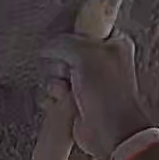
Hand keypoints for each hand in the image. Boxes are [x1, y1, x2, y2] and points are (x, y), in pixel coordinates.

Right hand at [44, 32, 157, 158]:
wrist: (110, 132)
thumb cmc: (108, 92)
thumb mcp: (86, 54)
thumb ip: (63, 42)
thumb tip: (46, 47)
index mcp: (111, 42)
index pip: (82, 27)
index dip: (71, 35)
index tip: (68, 45)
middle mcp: (98, 59)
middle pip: (62, 50)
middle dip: (60, 63)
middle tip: (71, 73)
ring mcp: (84, 80)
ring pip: (53, 70)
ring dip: (55, 82)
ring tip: (68, 91)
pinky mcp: (72, 98)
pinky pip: (50, 90)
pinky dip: (53, 96)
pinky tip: (63, 101)